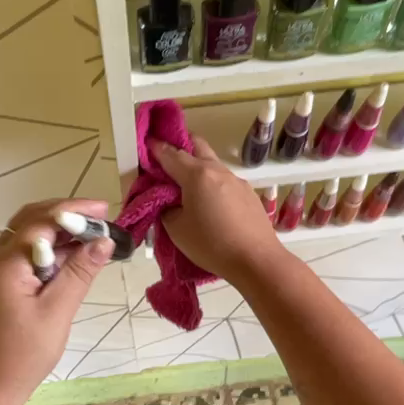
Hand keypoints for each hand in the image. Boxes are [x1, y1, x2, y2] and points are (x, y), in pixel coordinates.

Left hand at [0, 199, 115, 404]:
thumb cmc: (24, 353)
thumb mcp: (58, 311)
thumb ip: (80, 272)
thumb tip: (104, 241)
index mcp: (7, 263)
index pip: (42, 221)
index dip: (74, 212)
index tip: (105, 212)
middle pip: (30, 220)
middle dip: (65, 214)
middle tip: (101, 218)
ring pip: (27, 235)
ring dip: (58, 230)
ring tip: (92, 234)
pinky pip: (24, 253)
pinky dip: (49, 248)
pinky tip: (72, 256)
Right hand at [149, 138, 288, 284]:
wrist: (256, 260)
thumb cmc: (212, 244)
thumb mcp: (177, 230)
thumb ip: (167, 209)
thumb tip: (170, 201)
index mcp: (197, 175)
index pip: (171, 154)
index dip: (156, 148)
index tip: (147, 145)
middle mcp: (218, 171)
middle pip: (197, 145)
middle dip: (180, 146)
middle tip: (167, 159)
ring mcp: (237, 181)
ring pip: (212, 164)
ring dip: (197, 167)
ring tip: (187, 188)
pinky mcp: (249, 194)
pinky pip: (224, 181)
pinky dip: (212, 184)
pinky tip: (210, 204)